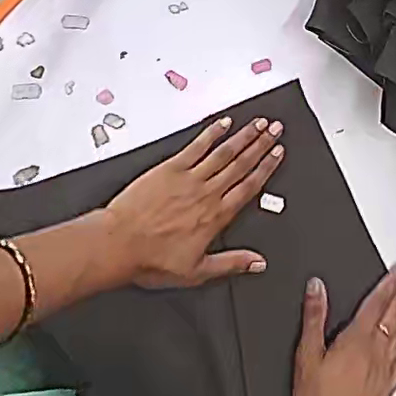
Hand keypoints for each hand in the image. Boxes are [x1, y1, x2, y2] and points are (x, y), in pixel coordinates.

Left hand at [101, 116, 285, 288]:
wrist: (118, 244)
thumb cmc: (151, 258)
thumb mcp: (197, 272)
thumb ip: (231, 263)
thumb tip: (257, 263)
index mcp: (216, 216)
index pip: (250, 186)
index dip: (267, 168)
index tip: (277, 153)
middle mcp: (207, 193)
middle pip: (242, 164)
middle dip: (262, 144)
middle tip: (276, 130)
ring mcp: (189, 178)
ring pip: (224, 152)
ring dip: (243, 135)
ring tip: (259, 123)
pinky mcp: (169, 168)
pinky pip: (196, 146)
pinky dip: (211, 133)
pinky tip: (222, 124)